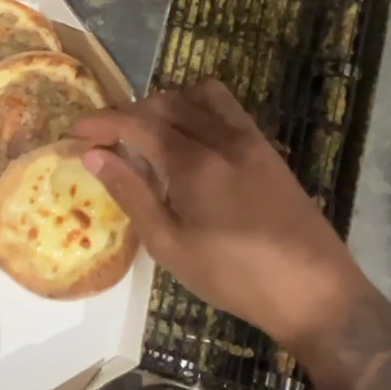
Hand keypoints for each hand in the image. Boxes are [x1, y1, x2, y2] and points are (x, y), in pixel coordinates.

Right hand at [73, 80, 383, 357]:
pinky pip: (228, 110)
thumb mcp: (169, 245)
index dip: (102, 122)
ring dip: (167, 104)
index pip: (138, 124)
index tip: (74, 130)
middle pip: (167, 102)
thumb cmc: (233, 277)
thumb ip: (130, 193)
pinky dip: (198, 111)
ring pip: (201, 96)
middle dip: (129, 113)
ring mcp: (252, 141)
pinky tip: (188, 143)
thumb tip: (93, 156)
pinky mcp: (269, 151)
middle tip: (105, 138)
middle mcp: (224, 140)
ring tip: (147, 133)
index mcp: (195, 164)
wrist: (316, 293)